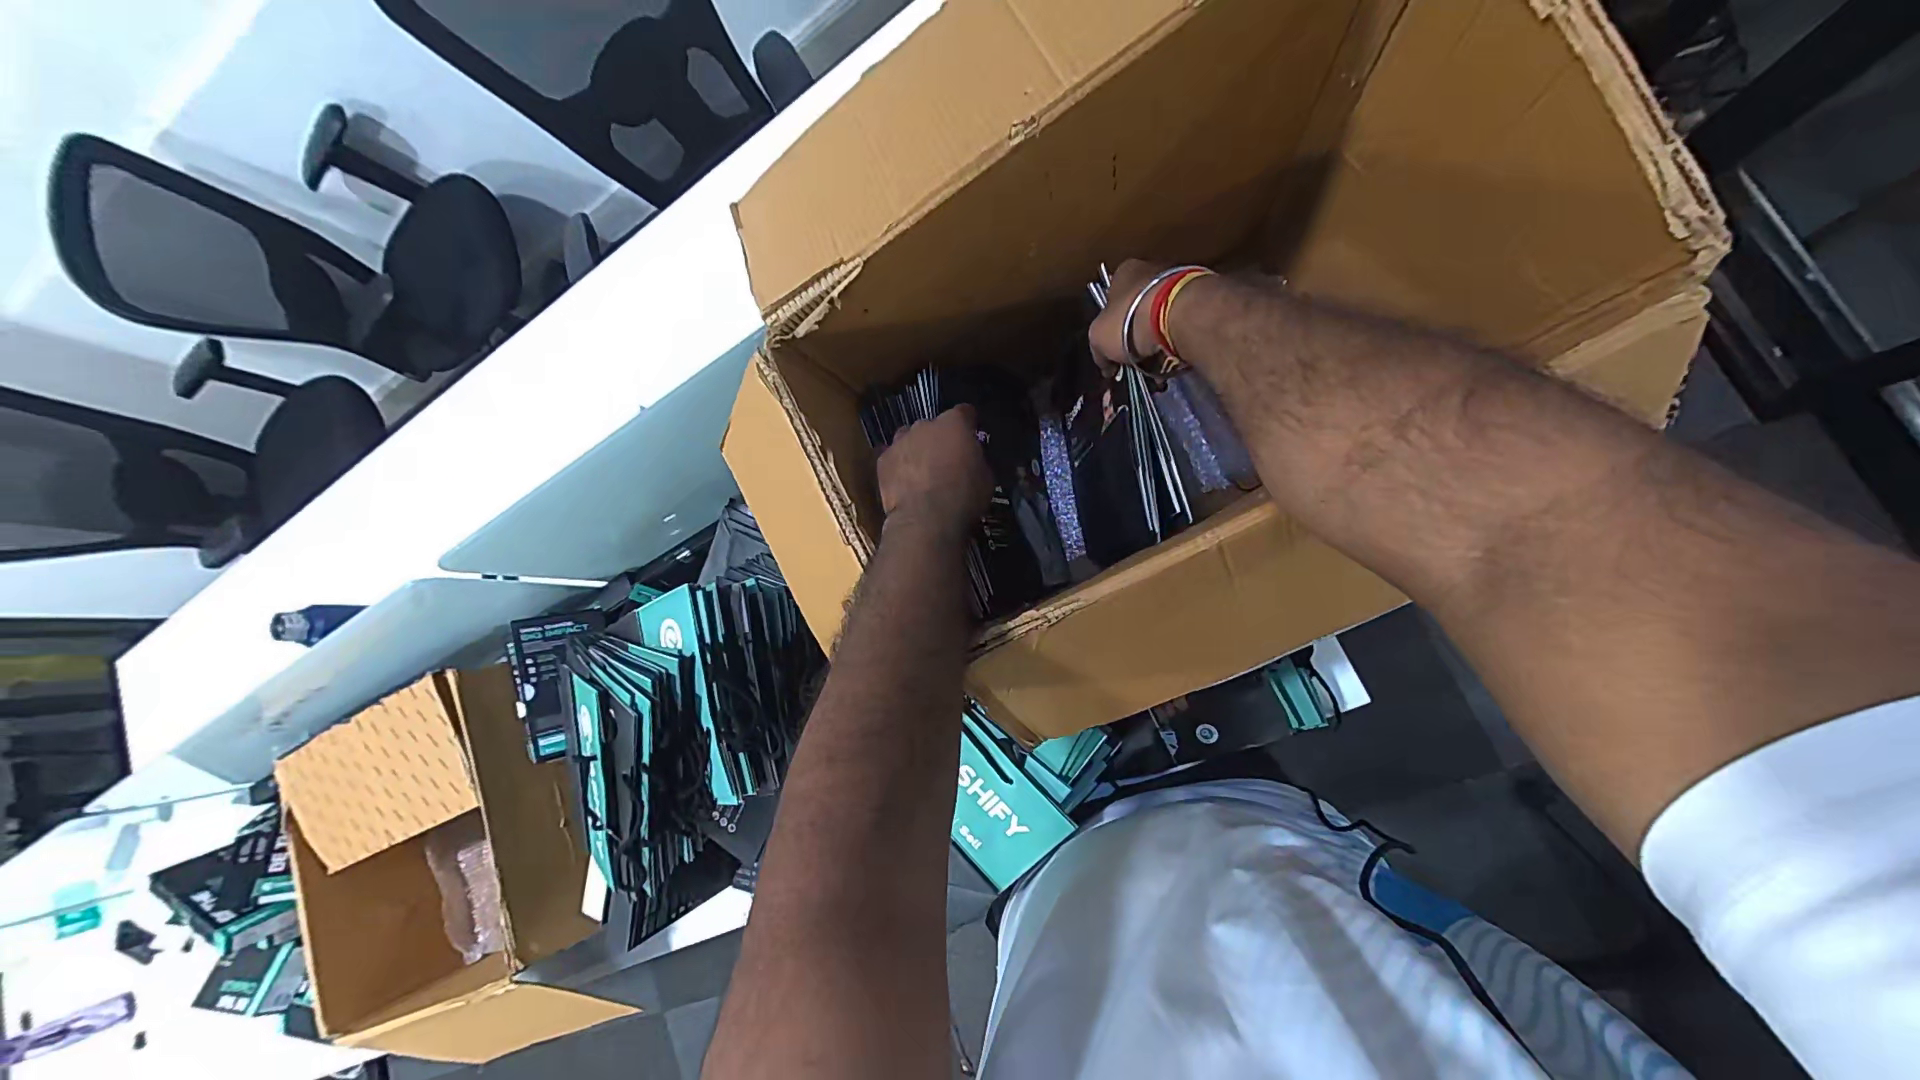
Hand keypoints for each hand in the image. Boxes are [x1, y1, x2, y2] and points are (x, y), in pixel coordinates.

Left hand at [877, 404, 992, 538]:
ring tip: (921, 471)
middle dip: (939, 439)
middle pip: (933, 425)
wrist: (927, 519)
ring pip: (908, 438)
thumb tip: (972, 458)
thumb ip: (977, 459)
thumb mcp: (986, 478)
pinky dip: (898, 466)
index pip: (964, 412)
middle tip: (946, 460)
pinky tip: (904, 483)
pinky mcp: (883, 460)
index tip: (971, 435)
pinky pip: (892, 457)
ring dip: (916, 449)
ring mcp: (900, 441)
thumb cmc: (964, 497)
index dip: (968, 423)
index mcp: (954, 424)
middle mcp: (925, 425)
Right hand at [1088, 259, 1176, 373]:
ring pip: (1161, 318)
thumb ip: (1099, 349)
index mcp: (1124, 271)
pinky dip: (1177, 341)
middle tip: (1134, 360)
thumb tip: (1107, 366)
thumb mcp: (1098, 338)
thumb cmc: (1131, 320)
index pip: (1110, 299)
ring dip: (1157, 341)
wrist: (1181, 315)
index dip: (1109, 327)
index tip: (1112, 350)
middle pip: (1138, 308)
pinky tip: (1173, 358)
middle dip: (1135, 336)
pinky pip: (1182, 324)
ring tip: (1156, 364)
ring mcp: (1180, 281)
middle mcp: (1153, 268)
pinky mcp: (1201, 297)